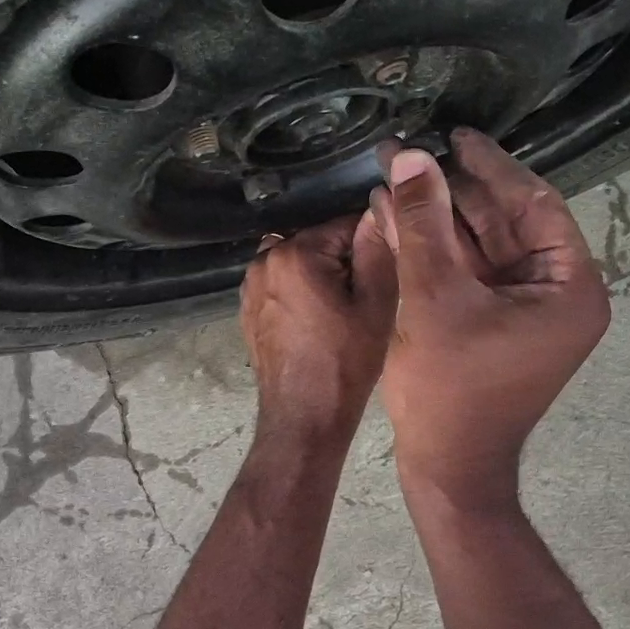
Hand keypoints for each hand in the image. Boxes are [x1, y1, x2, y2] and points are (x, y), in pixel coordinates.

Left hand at [240, 213, 397, 442]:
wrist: (303, 416)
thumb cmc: (345, 363)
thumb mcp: (376, 304)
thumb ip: (377, 249)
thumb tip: (377, 211)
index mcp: (295, 253)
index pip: (345, 224)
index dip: (370, 247)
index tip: (382, 276)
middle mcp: (264, 260)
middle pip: (319, 242)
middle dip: (342, 262)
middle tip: (362, 300)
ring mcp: (250, 285)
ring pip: (300, 263)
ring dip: (321, 278)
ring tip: (339, 315)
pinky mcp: (247, 307)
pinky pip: (282, 285)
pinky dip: (300, 294)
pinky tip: (316, 324)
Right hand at [369, 128, 609, 502]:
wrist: (446, 469)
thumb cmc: (451, 388)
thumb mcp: (435, 297)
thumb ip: (423, 223)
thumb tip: (408, 156)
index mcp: (570, 287)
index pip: (534, 205)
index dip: (490, 166)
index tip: (455, 135)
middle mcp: (554, 293)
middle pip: (501, 222)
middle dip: (447, 190)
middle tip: (402, 154)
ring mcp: (520, 311)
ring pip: (474, 246)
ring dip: (431, 217)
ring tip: (386, 178)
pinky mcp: (489, 324)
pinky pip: (462, 273)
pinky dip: (429, 250)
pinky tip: (391, 218)